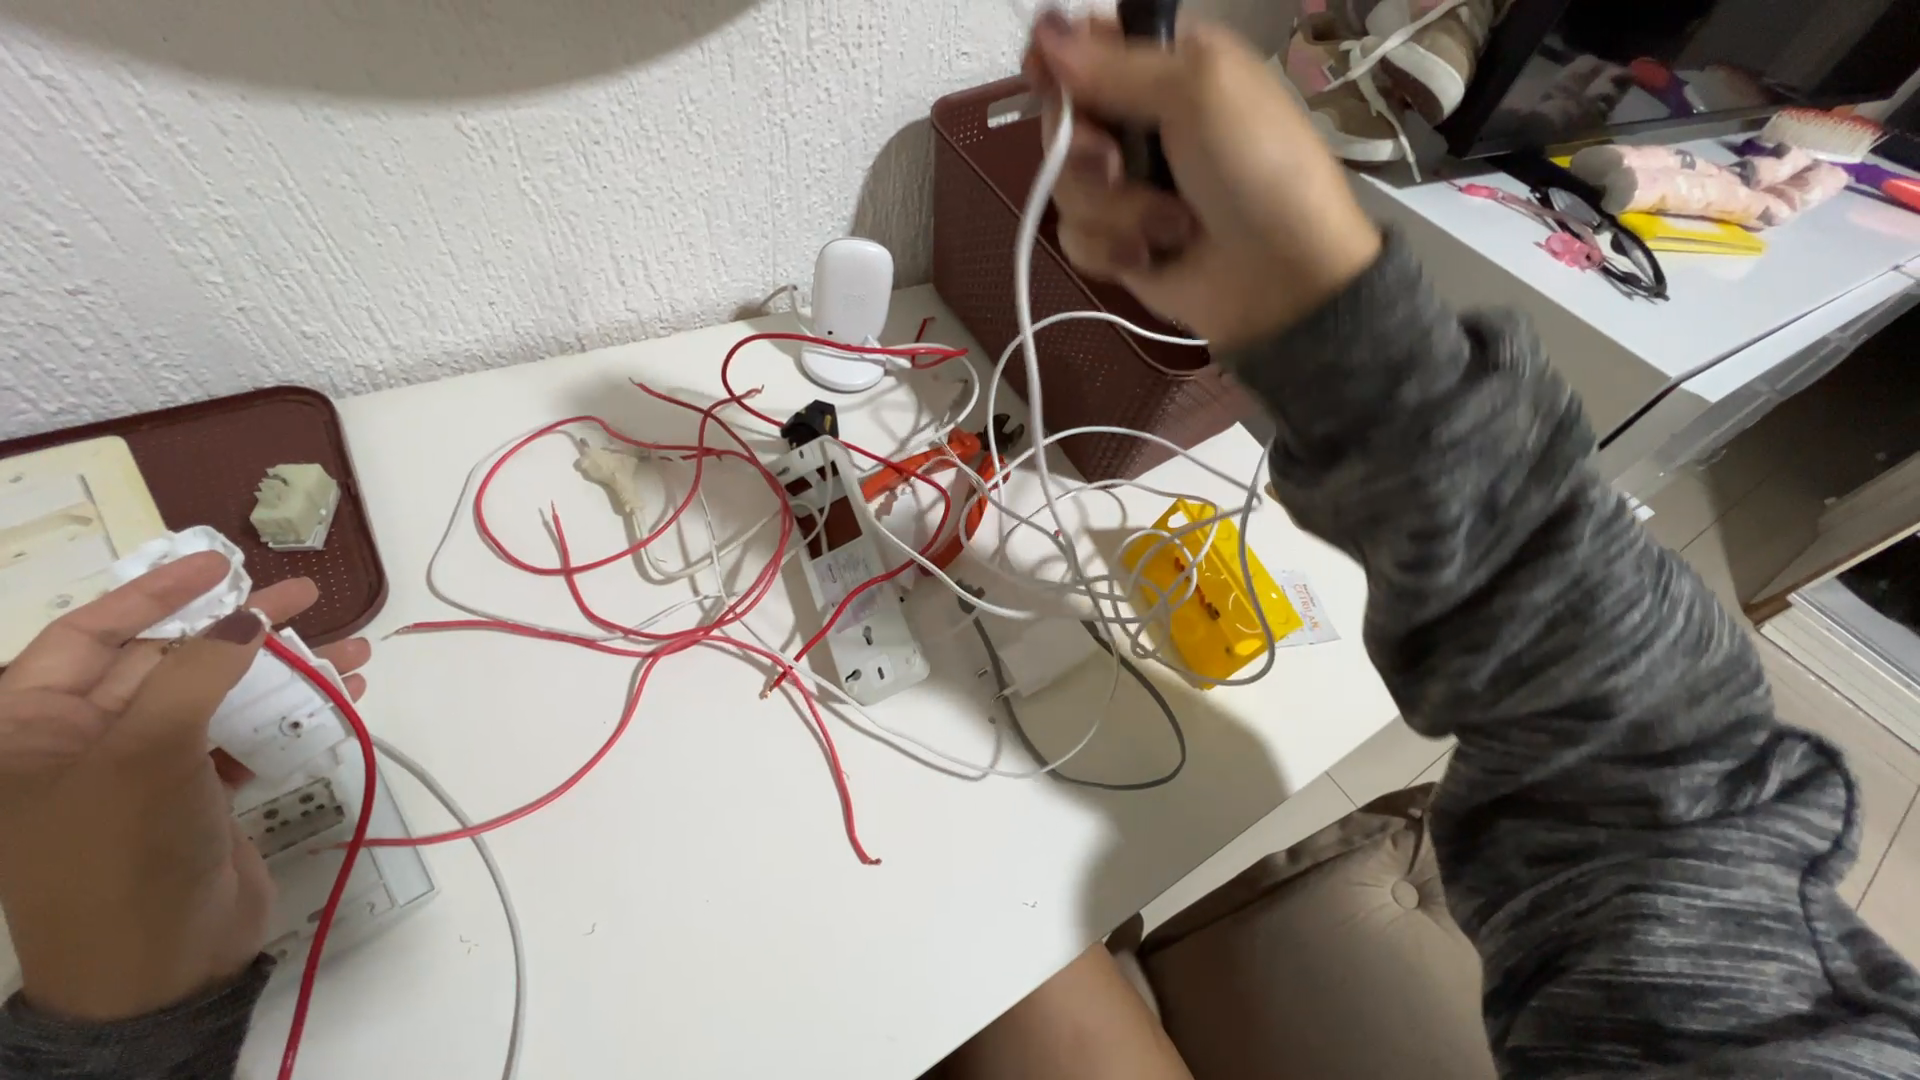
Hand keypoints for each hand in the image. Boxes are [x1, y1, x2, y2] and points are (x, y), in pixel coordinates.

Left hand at [0, 553, 370, 1020]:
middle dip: (242, 630)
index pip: (89, 636)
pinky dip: (295, 713)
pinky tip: (343, 696)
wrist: (160, 960)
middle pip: (169, 661)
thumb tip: (248, 618)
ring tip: (354, 651)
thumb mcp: (147, 753)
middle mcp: (85, 742)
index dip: (155, 595)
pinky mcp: (201, 792)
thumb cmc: (123, 851)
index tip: (220, 564)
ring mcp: (147, 769)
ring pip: (221, 696)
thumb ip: (196, 675)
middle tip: (307, 597)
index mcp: (33, 729)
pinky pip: (249, 734)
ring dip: (287, 672)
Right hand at [1024, 14, 1382, 347]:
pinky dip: (1110, 249)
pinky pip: (1075, 239)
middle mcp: (1138, 122)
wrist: (1280, 278)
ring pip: (1065, 186)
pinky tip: (1150, 257)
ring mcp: (1126, 187)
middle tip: (1117, 168)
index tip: (1041, 77)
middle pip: (1062, 120)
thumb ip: (1116, 63)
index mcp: (1165, 67)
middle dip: (1083, 151)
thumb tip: (1042, 29)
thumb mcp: (1200, 91)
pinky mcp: (1117, 243)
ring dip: (1114, 211)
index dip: (1056, 61)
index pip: (1087, 47)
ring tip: (1170, 226)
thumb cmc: (1256, 169)